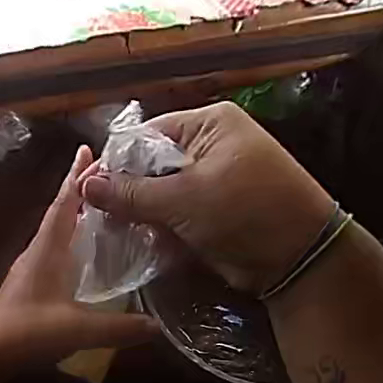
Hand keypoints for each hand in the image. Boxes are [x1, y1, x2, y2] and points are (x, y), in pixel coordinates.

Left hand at [0, 145, 160, 372]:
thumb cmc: (27, 332)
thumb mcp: (79, 329)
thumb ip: (119, 327)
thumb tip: (157, 326)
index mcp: (47, 249)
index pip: (64, 203)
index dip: (77, 176)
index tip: (89, 149)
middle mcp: (37, 253)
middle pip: (60, 214)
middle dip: (81, 193)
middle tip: (106, 177)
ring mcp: (30, 271)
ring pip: (56, 236)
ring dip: (76, 220)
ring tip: (101, 212)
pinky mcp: (29, 289)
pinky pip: (54, 256)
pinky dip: (71, 246)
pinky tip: (84, 259)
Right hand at [80, 102, 337, 295]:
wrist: (297, 258)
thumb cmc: (245, 212)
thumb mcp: (184, 199)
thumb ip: (132, 193)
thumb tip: (85, 184)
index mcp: (208, 124)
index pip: (146, 136)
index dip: (116, 163)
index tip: (89, 192)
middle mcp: (208, 147)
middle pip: (150, 166)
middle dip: (127, 194)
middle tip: (99, 220)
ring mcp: (211, 182)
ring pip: (160, 195)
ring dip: (141, 217)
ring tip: (114, 236)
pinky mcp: (211, 213)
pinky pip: (174, 217)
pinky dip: (159, 232)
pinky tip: (140, 247)